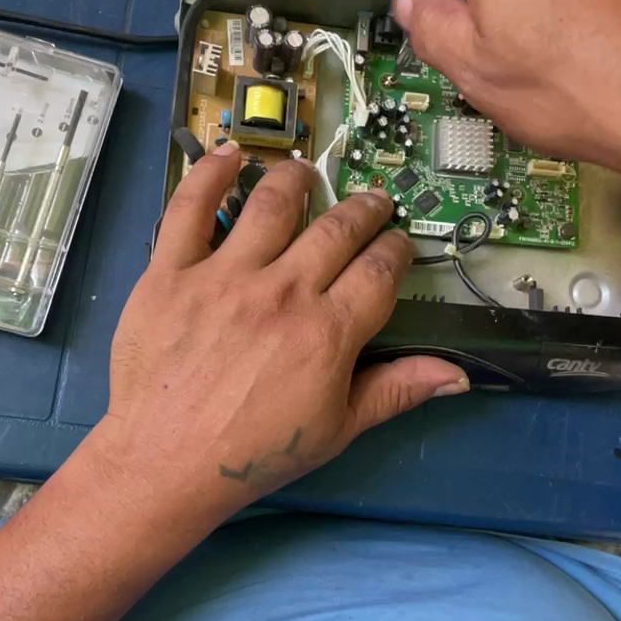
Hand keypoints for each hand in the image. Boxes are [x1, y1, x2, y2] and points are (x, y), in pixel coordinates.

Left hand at [95, 146, 469, 515]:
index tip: (397, 243)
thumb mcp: (336, 430)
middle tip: (370, 202)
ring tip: (307, 172)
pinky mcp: (171, 271)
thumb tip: (457, 373)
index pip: (380, 269)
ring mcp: (224, 275)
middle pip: (337, 229)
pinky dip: (211, 174)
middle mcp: (284, 291)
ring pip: (273, 203)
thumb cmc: (255, 454)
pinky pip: (191, 208)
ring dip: (299, 179)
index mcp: (329, 331)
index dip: (396, 249)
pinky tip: (229, 155)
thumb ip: (396, 392)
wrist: (164, 464)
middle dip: (363, 209)